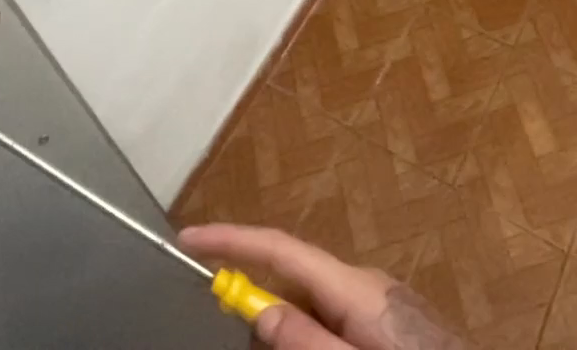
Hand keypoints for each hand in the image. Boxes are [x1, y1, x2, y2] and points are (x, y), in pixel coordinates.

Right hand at [179, 225, 468, 349]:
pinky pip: (334, 318)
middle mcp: (365, 283)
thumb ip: (305, 341)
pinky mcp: (387, 318)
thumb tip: (259, 310)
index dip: (231, 239)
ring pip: (312, 306)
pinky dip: (316, 335)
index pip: (280, 248)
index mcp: (355, 288)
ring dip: (293, 330)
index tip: (189, 236)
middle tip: (241, 329)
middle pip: (293, 282)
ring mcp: (378, 299)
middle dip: (261, 306)